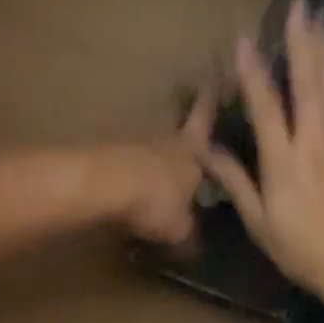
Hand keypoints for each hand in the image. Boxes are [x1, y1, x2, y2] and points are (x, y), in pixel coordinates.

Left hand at [100, 87, 216, 252]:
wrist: (105, 184)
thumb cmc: (156, 200)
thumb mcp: (180, 228)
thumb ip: (188, 234)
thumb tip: (194, 246)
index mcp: (193, 149)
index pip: (205, 116)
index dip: (211, 98)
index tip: (217, 76)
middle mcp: (167, 139)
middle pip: (178, 128)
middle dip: (185, 125)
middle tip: (191, 122)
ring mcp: (135, 143)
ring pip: (152, 145)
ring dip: (157, 155)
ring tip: (162, 173)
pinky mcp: (108, 154)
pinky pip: (129, 163)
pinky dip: (133, 173)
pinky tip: (133, 188)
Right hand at [200, 0, 323, 299]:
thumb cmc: (301, 249)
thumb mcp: (258, 221)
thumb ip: (234, 180)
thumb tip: (205, 150)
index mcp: (283, 160)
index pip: (265, 107)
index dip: (253, 72)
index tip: (243, 38)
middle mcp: (313, 142)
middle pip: (306, 85)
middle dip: (300, 43)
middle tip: (297, 6)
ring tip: (323, 16)